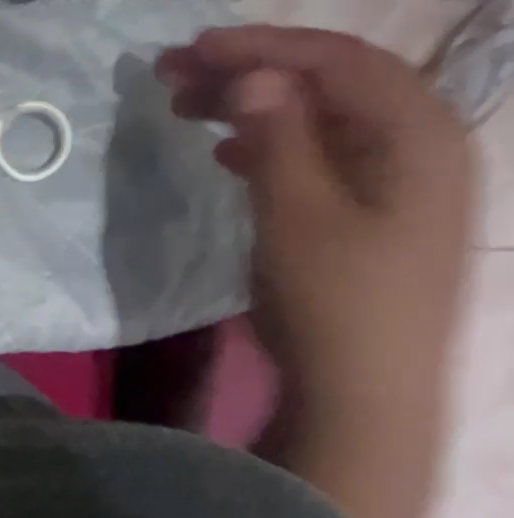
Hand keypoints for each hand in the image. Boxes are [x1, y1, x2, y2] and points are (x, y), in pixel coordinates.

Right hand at [156, 26, 475, 413]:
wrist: (370, 390)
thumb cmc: (336, 305)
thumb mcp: (298, 221)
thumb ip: (277, 144)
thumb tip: (252, 79)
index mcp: (417, 131)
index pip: (336, 61)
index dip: (262, 48)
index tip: (190, 49)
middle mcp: (422, 140)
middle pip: (335, 82)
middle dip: (254, 72)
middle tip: (174, 75)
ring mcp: (403, 178)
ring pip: (326, 119)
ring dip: (258, 107)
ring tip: (190, 109)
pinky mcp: (378, 212)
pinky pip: (326, 154)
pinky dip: (274, 144)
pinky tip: (231, 151)